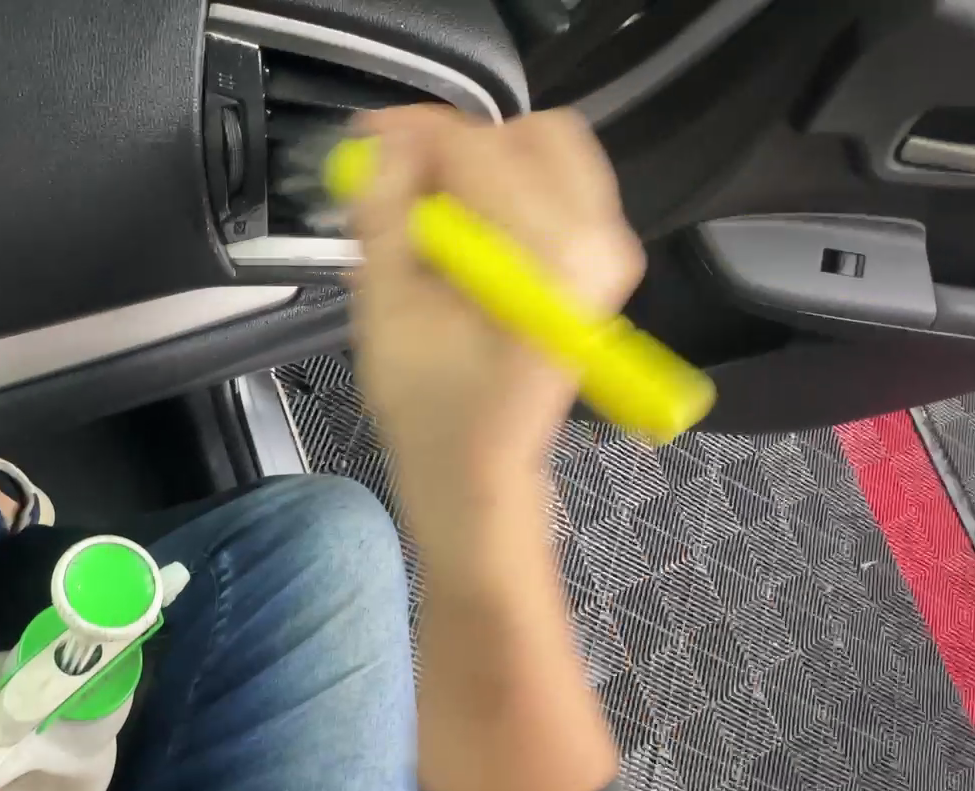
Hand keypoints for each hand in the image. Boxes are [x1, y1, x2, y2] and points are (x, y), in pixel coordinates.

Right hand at [349, 107, 643, 557]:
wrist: (476, 471)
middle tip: (398, 189)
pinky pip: (555, 190)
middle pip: (527, 137)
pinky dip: (502, 195)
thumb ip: (383, 217)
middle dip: (455, 152)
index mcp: (546, 260)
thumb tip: (382, 146)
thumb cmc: (427, 411)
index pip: (478, 152)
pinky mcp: (600, 265)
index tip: (366, 145)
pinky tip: (459, 240)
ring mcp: (609, 254)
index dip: (414, 139)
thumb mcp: (385, 312)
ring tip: (424, 222)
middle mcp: (598, 244)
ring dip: (478, 172)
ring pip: (545, 156)